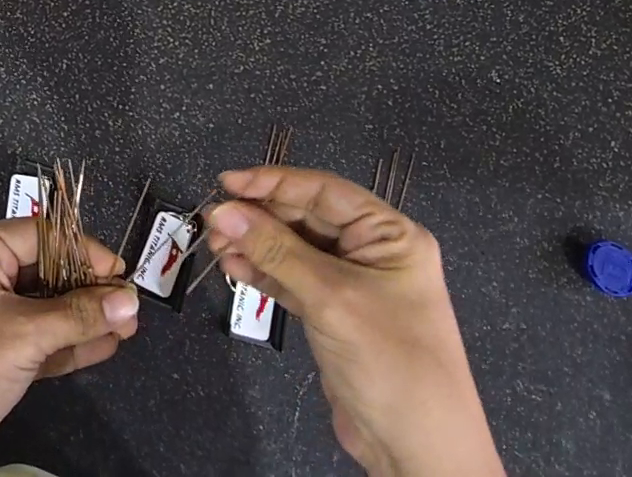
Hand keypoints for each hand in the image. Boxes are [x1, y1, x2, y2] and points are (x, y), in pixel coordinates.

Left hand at [0, 218, 140, 476]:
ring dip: (84, 317)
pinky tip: (105, 346)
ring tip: (127, 328)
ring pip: (45, 306)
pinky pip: (38, 337)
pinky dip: (68, 342)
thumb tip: (129, 299)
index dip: (83, 250)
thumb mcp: (24, 336)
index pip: (40, 235)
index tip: (121, 273)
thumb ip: (79, 315)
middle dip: (88, 288)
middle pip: (45, 270)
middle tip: (129, 307)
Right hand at [204, 167, 503, 476]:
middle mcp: (371, 251)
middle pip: (304, 217)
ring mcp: (350, 282)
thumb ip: (275, 250)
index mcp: (390, 235)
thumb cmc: (389, 361)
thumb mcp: (331, 298)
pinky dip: (261, 271)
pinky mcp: (331, 311)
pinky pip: (289, 278)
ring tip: (215, 246)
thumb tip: (221, 210)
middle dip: (258, 217)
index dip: (273, 182)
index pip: (323, 191)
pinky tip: (232, 267)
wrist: (419, 452)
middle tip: (213, 220)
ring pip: (292, 247)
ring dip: (254, 244)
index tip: (226, 182)